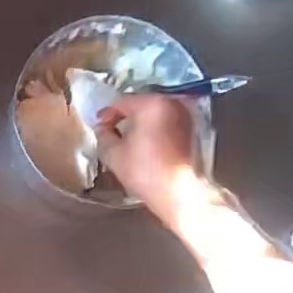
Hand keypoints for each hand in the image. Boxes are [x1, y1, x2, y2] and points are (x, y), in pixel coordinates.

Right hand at [95, 94, 202, 216]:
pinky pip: (167, 120)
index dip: (106, 114)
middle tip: (112, 130)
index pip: (121, 102)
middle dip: (124, 116)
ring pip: (155, 112)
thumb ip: (103, 135)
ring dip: (140, 121)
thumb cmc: (144, 171)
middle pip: (140, 104)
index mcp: (150, 104)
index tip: (99, 126)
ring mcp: (185, 114)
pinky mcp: (192, 127)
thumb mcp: (113, 154)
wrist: (178, 191)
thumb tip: (102, 128)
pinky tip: (146, 142)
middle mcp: (171, 102)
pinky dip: (155, 127)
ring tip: (128, 137)